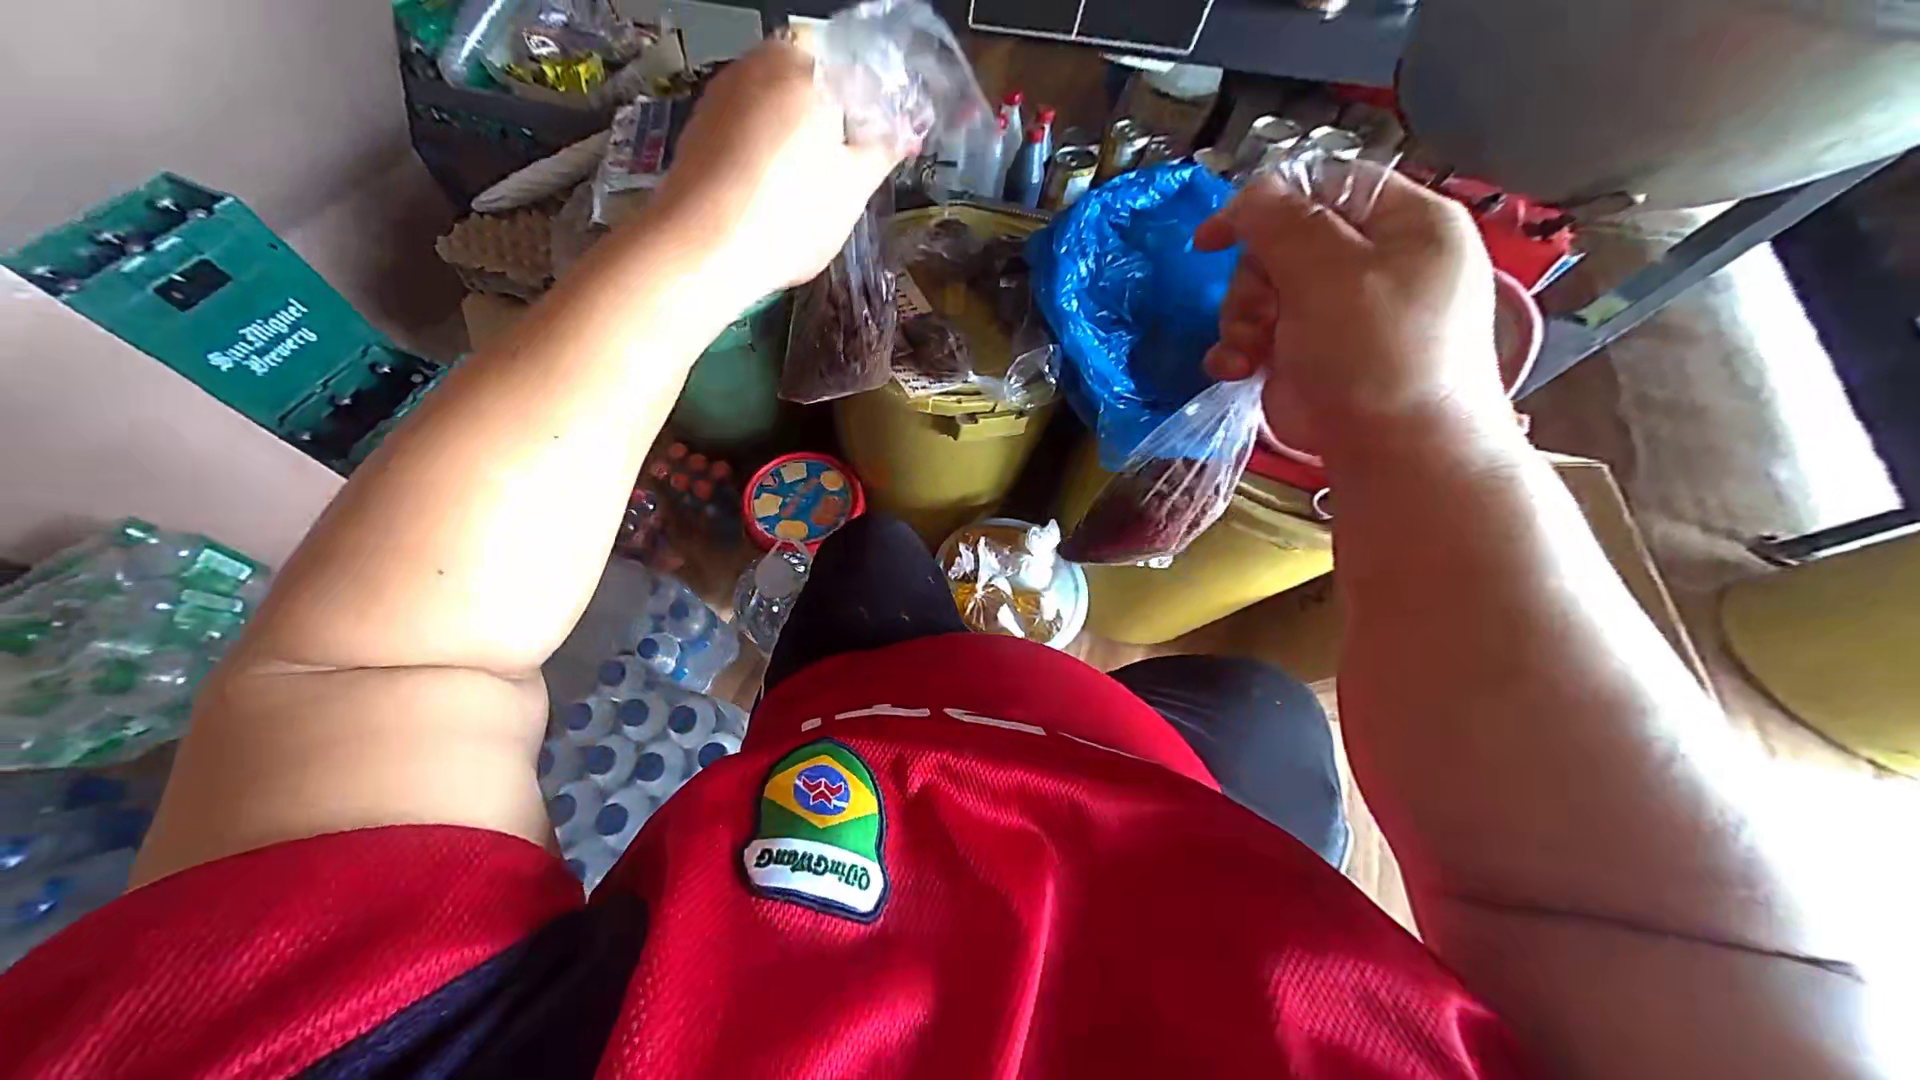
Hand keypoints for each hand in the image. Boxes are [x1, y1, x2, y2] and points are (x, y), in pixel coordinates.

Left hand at [650, 40, 908, 297]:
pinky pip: (744, 133)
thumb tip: (905, 133)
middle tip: (846, 171)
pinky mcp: (697, 131)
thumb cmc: (791, 213)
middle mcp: (755, 65)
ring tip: (807, 191)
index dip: (871, 107)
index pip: (851, 66)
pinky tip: (770, 196)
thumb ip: (882, 152)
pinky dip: (762, 155)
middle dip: (829, 121)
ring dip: (794, 139)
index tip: (881, 144)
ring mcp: (720, 97)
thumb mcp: (853, 188)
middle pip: (807, 84)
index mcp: (803, 65)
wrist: (705, 248)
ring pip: (773, 109)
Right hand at [1193, 168, 1508, 457]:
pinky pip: (1261, 335)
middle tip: (1258, 315)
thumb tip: (1249, 195)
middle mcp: (1370, 264)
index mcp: (1402, 224)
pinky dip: (1241, 351)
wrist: (1393, 450)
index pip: (1324, 186)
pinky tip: (1236, 370)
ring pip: (1262, 293)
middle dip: (1254, 281)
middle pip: (1282, 245)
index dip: (1266, 203)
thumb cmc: (1374, 352)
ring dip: (1241, 320)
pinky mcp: (1308, 354)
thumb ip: (1284, 222)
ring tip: (1250, 353)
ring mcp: (1336, 314)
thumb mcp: (1330, 273)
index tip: (1214, 236)